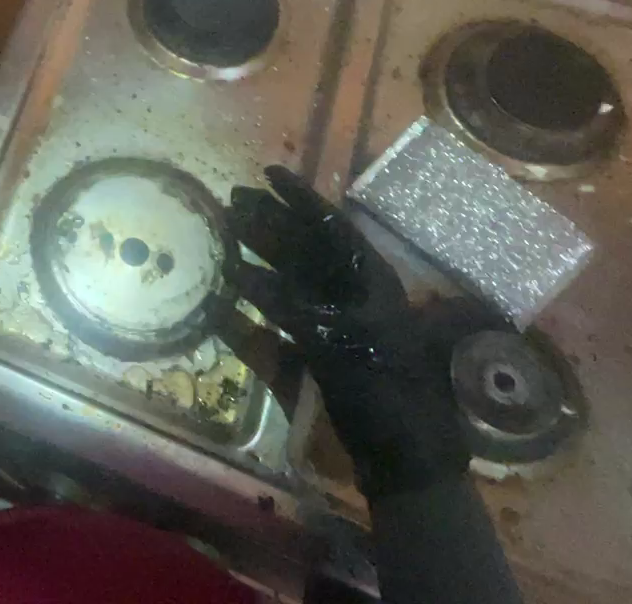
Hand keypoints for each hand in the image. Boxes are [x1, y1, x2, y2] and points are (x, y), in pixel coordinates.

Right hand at [222, 166, 470, 497]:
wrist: (406, 459)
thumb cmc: (387, 395)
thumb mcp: (340, 347)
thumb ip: (289, 310)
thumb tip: (238, 277)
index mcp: (371, 281)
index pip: (331, 226)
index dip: (299, 198)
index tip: (268, 173)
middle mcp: (352, 292)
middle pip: (306, 245)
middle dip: (271, 221)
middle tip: (232, 200)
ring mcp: (334, 319)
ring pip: (291, 273)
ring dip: (259, 253)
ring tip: (226, 231)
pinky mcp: (317, 345)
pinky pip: (280, 310)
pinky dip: (256, 297)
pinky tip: (229, 287)